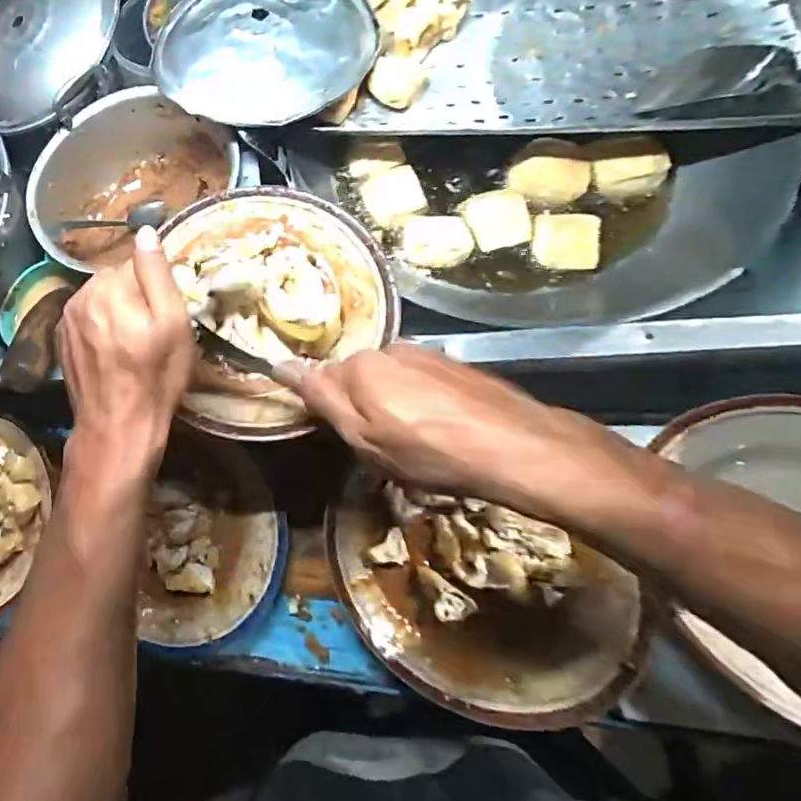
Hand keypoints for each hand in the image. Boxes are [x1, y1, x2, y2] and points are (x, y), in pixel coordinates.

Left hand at [57, 226, 194, 478]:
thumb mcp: (172, 323)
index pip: (138, 263)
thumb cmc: (154, 377)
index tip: (164, 315)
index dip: (157, 287)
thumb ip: (156, 272)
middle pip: (117, 279)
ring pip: (102, 298)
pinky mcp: (61, 338)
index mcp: (107, 286)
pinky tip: (114, 353)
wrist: (116, 426)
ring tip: (133, 346)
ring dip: (118, 312)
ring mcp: (66, 318)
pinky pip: (89, 318)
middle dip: (136, 298)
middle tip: (152, 333)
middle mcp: (80, 295)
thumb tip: (146, 231)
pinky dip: (102, 327)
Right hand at [288, 345, 667, 531]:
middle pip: (356, 377)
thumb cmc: (430, 452)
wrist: (520, 449)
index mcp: (360, 365)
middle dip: (360, 405)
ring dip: (391, 404)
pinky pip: (419, 382)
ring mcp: (426, 354)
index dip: (325, 410)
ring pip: (389, 379)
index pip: (319, 379)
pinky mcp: (455, 365)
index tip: (340, 434)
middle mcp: (389, 349)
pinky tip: (441, 429)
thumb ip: (320, 397)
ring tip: (414, 441)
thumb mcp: (363, 437)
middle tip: (378, 445)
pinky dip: (420, 402)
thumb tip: (280, 363)